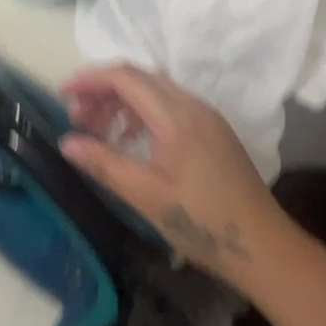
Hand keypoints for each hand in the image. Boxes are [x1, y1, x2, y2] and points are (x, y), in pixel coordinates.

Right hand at [59, 65, 290, 282]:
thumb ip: (104, 164)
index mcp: (178, 116)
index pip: (127, 77)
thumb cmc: (202, 222)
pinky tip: (129, 139)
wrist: (263, 248)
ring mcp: (207, 118)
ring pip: (155, 91)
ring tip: (96, 127)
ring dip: (122, 101)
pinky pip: (170, 106)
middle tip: (75, 115)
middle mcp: (194, 107)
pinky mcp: (213, 133)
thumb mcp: (146, 195)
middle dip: (103, 89)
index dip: (90, 80)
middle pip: (140, 78)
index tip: (62, 93)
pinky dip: (142, 113)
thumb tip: (66, 143)